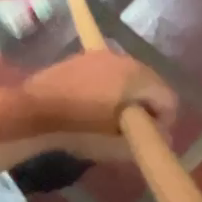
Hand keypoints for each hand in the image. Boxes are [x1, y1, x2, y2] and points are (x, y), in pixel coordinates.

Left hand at [20, 50, 175, 160]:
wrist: (34, 110)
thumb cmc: (81, 128)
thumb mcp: (119, 145)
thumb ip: (149, 142)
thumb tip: (161, 136)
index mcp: (137, 75)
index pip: (167, 97)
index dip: (165, 120)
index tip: (150, 136)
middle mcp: (121, 57)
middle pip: (148, 83)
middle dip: (146, 105)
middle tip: (132, 128)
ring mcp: (97, 55)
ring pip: (126, 76)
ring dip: (126, 95)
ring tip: (112, 117)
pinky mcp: (78, 58)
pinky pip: (105, 72)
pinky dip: (107, 87)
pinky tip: (93, 104)